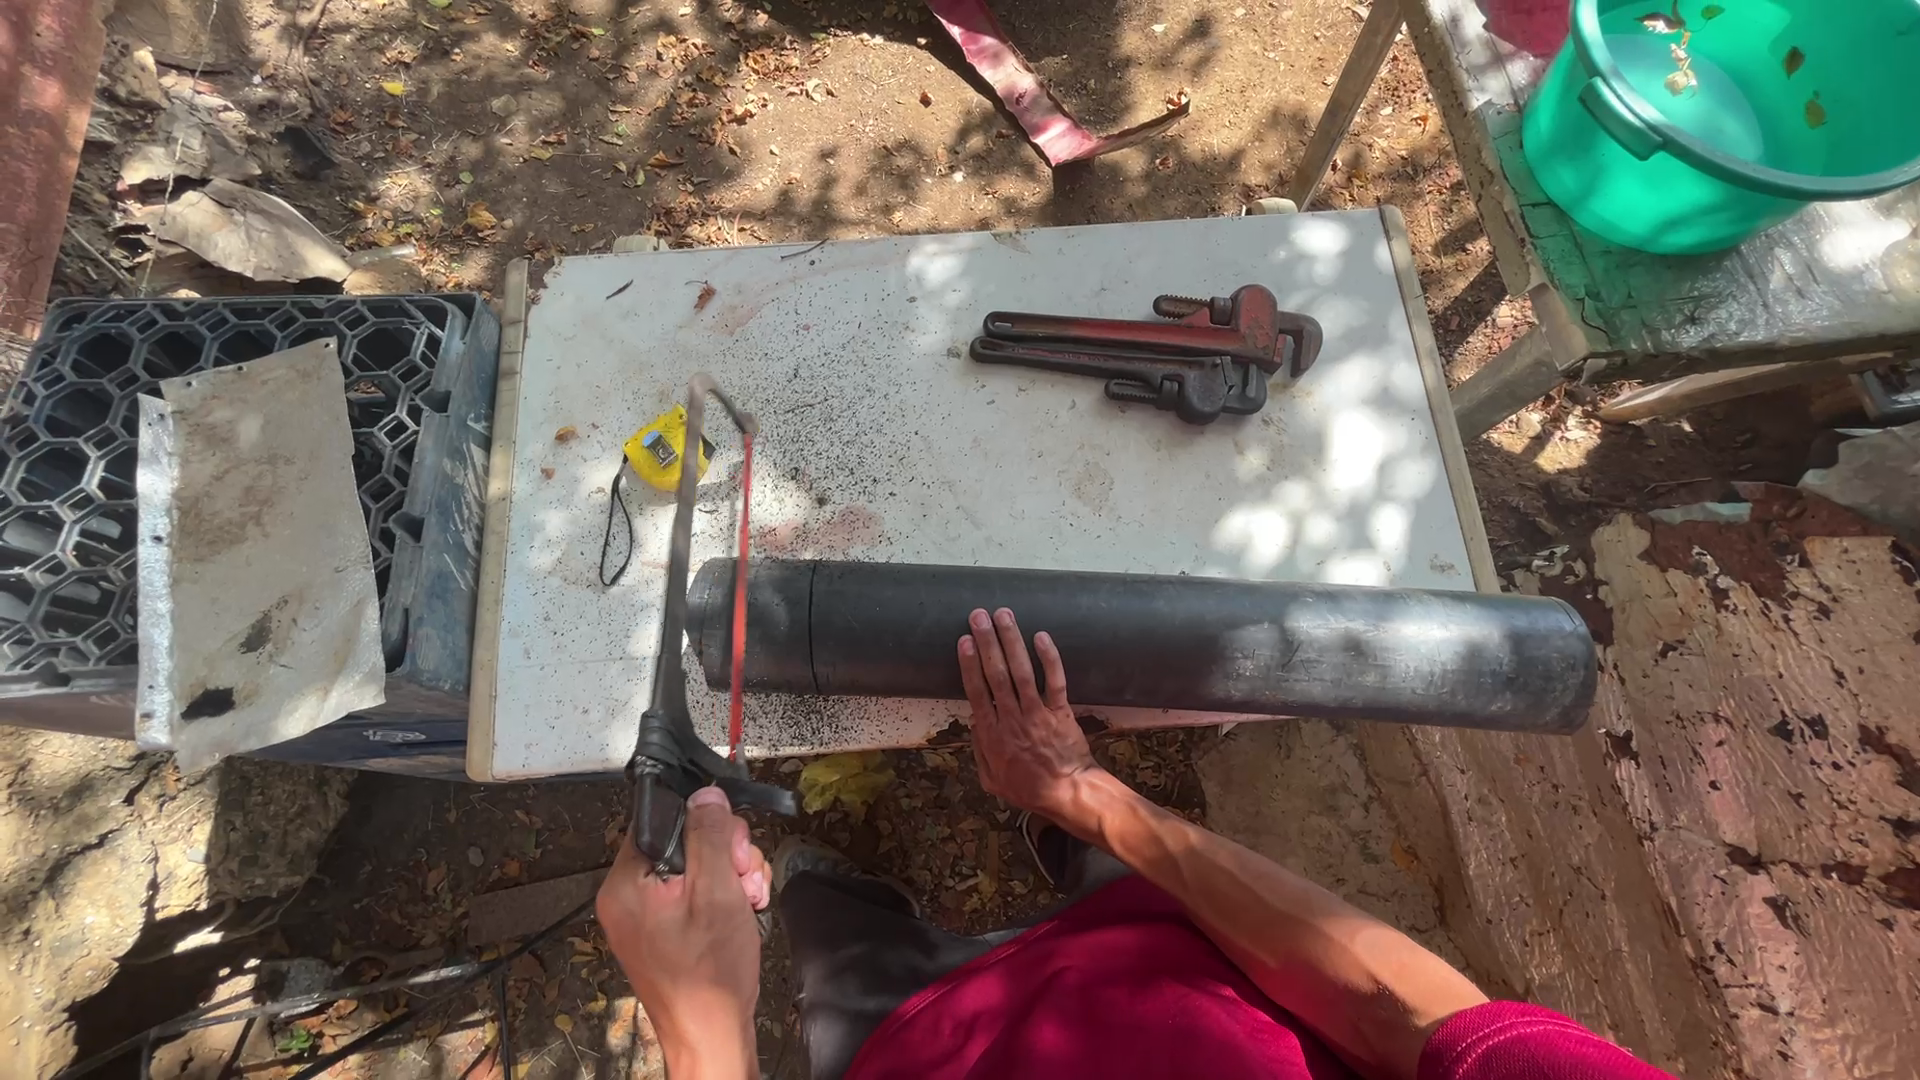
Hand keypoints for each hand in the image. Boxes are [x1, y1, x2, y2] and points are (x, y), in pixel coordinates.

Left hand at [597, 786, 769, 1079]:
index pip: (661, 818)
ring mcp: (651, 912)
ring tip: (749, 898)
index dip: (703, 820)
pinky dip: (729, 891)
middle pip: (687, 838)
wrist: (714, 1036)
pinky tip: (746, 907)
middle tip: (744, 877)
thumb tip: (706, 792)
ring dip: (735, 872)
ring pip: (702, 860)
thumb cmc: (711, 969)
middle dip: (727, 852)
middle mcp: (631, 893)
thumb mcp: (716, 892)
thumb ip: (710, 837)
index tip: (731, 844)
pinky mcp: (670, 925)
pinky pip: (701, 887)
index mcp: (626, 882)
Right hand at [957, 608, 1103, 826]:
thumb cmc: (1028, 788)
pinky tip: (1041, 636)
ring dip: (1011, 641)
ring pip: (1022, 672)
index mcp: (993, 735)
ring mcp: (1038, 714)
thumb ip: (980, 748)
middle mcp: (1013, 719)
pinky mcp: (1061, 712)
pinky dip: (1049, 658)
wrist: (1069, 793)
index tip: (964, 641)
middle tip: (979, 616)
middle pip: (996, 675)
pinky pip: (1054, 681)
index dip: (970, 664)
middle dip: (987, 643)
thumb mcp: (992, 779)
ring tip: (1003, 615)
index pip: (977, 692)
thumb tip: (975, 718)